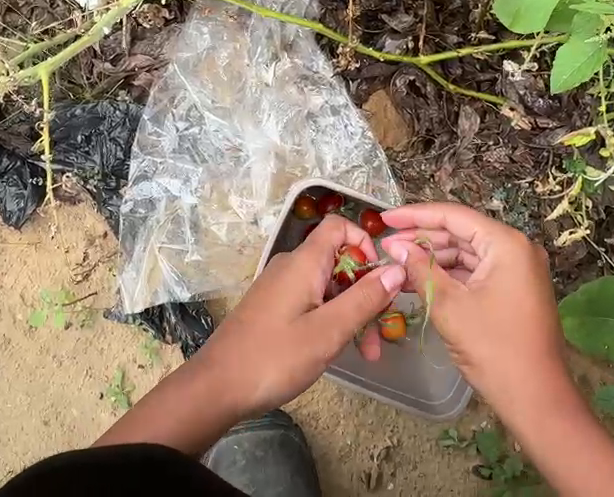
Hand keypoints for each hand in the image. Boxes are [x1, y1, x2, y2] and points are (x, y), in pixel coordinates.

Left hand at [190, 216, 406, 417]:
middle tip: (381, 334)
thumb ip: (364, 299)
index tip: (382, 278)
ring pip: (328, 286)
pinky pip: (312, 301)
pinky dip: (331, 319)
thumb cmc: (275, 356)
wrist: (217, 386)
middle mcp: (292, 266)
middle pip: (339, 261)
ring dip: (351, 312)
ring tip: (367, 354)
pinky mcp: (274, 307)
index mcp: (304, 262)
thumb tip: (396, 267)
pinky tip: (338, 349)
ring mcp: (281, 287)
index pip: (339, 226)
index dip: (365, 244)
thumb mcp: (328, 331)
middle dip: (365, 292)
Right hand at [379, 203, 571, 413]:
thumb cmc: (494, 350)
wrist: (537, 401)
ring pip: (466, 253)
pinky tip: (421, 280)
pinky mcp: (514, 289)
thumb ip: (420, 269)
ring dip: (433, 258)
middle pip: (460, 233)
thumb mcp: (449, 306)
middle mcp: (516, 248)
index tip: (385, 218)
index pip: (453, 216)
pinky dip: (449, 275)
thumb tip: (396, 247)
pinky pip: (476, 271)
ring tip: (398, 264)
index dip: (415, 215)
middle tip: (387, 245)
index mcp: (506, 243)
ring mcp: (518, 270)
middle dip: (422, 239)